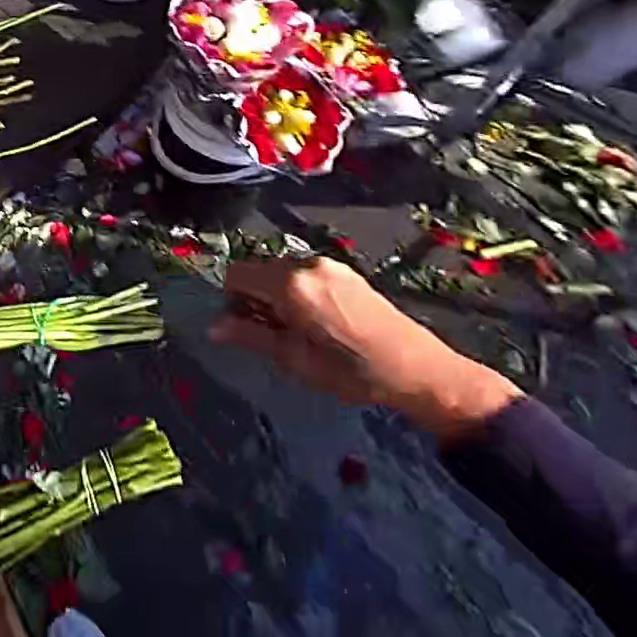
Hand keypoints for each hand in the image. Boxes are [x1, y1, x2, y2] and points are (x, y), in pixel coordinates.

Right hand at [210, 257, 521, 441]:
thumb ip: (251, 337)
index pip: (235, 275)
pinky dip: (298, 291)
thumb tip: (213, 327)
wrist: (423, 371)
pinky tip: (319, 319)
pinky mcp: (344, 270)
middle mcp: (305, 265)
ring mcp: (327, 265)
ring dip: (277, 294)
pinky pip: (303, 273)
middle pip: (257, 271)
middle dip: (255, 297)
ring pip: (279, 272)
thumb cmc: (353, 372)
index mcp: (289, 285)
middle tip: (274, 332)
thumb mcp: (295, 360)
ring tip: (300, 329)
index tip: (246, 326)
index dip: (232, 301)